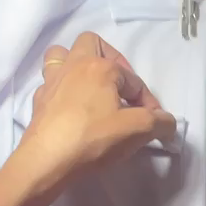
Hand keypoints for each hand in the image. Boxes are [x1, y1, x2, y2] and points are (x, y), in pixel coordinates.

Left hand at [13, 32, 178, 192]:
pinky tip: (73, 110)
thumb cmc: (93, 138)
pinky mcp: (38, 102)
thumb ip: (159, 122)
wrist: (47, 161)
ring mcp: (51, 82)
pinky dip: (63, 91)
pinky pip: (51, 84)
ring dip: (77, 65)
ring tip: (91, 88)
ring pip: (61, 56)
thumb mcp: (137, 131)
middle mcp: (73, 66)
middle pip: (91, 43)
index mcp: (100, 67)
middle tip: (119, 87)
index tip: (152, 122)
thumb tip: (167, 121)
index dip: (147, 101)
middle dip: (110, 59)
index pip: (133, 79)